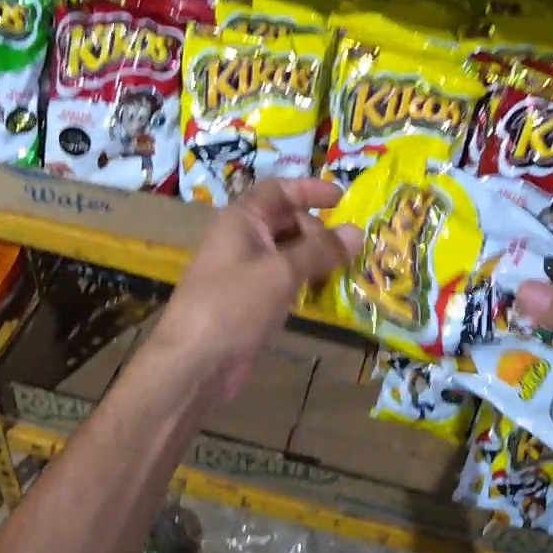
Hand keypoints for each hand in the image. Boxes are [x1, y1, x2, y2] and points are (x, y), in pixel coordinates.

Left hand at [143, 179, 358, 410]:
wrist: (194, 363)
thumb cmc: (234, 305)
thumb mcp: (282, 272)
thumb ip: (320, 250)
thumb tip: (357, 231)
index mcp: (242, 220)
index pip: (278, 190)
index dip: (309, 190)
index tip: (343, 199)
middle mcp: (241, 240)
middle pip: (285, 221)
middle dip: (318, 231)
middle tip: (349, 249)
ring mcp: (244, 272)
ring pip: (287, 254)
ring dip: (315, 259)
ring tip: (347, 271)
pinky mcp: (250, 302)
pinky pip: (283, 282)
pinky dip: (305, 283)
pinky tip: (326, 296)